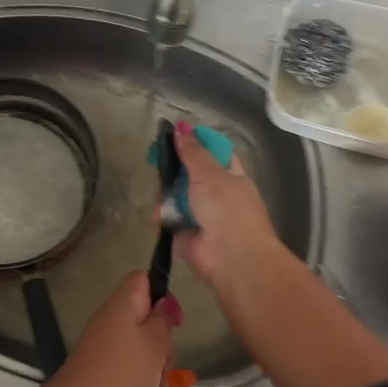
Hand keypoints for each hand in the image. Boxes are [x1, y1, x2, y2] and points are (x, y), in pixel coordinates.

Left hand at [50, 272, 178, 386]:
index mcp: (123, 305)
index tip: (176, 322)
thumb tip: (164, 303)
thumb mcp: (155, 345)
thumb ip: (163, 321)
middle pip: (147, 323)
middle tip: (163, 367)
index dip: (164, 295)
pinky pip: (130, 375)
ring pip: (142, 354)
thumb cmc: (123, 372)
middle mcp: (112, 321)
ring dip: (154, 378)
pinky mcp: (102, 371)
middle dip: (162, 350)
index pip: (144, 280)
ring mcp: (106, 347)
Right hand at [171, 119, 287, 292]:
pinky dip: (162, 215)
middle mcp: (216, 192)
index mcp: (230, 174)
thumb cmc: (227, 210)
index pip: (211, 151)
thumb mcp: (209, 173)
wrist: (231, 258)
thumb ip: (192, 151)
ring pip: (174, 193)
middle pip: (187, 171)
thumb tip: (181, 128)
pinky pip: (167, 216)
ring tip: (162, 195)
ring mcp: (199, 213)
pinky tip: (161, 215)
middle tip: (156, 161)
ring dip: (165, 193)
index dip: (193, 141)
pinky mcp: (184, 232)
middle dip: (172, 168)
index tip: (173, 133)